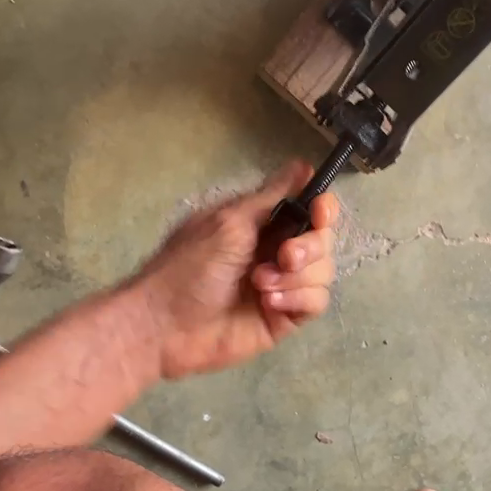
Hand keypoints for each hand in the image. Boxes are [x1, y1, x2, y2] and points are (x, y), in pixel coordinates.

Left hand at [129, 160, 340, 379]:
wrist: (166, 325)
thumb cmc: (188, 267)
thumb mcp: (229, 222)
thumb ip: (271, 196)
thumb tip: (303, 165)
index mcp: (262, 224)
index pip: (310, 210)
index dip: (324, 209)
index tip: (320, 213)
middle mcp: (277, 252)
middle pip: (323, 240)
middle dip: (309, 247)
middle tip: (283, 257)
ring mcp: (284, 286)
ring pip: (324, 272)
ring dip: (296, 277)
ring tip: (260, 285)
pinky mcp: (286, 317)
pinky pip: (317, 302)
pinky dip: (298, 299)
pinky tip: (269, 303)